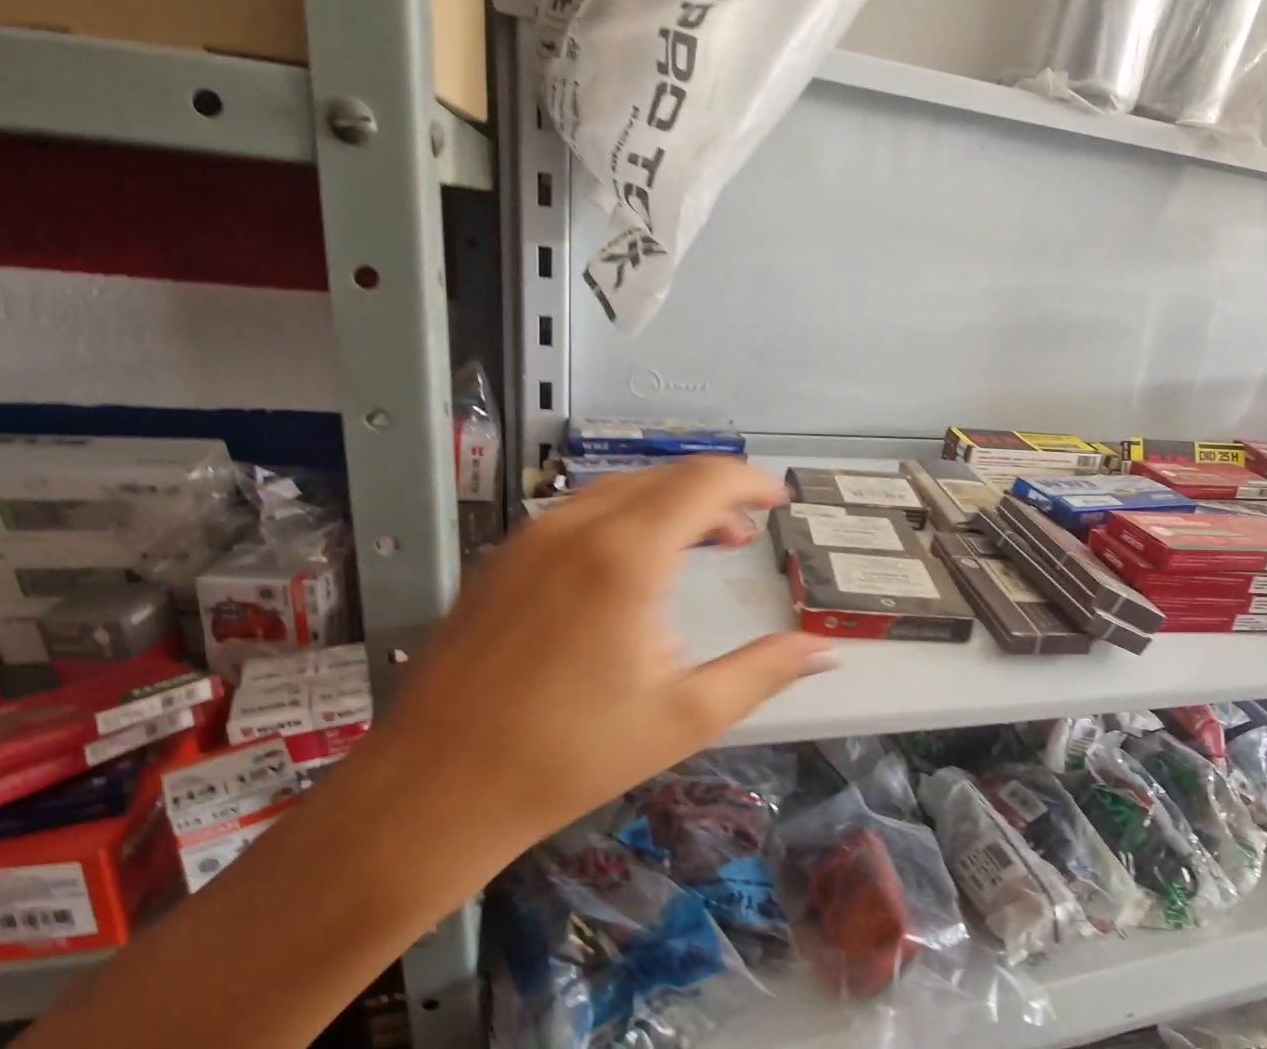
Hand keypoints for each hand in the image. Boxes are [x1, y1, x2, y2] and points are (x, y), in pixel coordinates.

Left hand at [383, 456, 837, 837]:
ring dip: (668, 505)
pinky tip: (631, 565)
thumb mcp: (686, 716)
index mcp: (627, 556)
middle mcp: (575, 528)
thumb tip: (827, 652)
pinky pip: (576, 514)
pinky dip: (623, 519)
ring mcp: (528, 540)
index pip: (704, 482)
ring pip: (616, 491)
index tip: (778, 501)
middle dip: (714, 494)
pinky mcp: (501, 562)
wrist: (438, 788)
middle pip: (661, 477)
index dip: (750, 482)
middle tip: (748, 530)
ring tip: (702, 544)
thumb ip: (765, 671)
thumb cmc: (574, 755)